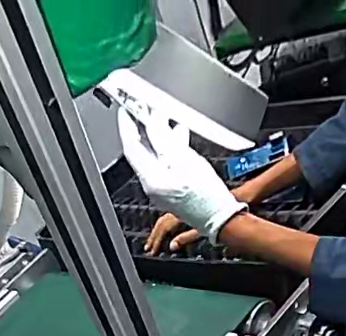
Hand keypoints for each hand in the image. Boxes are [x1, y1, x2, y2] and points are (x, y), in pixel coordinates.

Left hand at [118, 105, 244, 244]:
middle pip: (141, 151)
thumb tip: (152, 123)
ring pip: (153, 155)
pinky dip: (168, 148)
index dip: (127, 125)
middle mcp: (152, 186)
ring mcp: (160, 190)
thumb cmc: (207, 196)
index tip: (126, 108)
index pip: (131, 147)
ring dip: (158, 136)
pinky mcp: (169, 190)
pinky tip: (177, 136)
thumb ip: (165, 141)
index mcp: (152, 180)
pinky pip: (163, 164)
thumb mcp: (185, 160)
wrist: (219, 217)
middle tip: (146, 108)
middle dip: (143, 127)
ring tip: (164, 117)